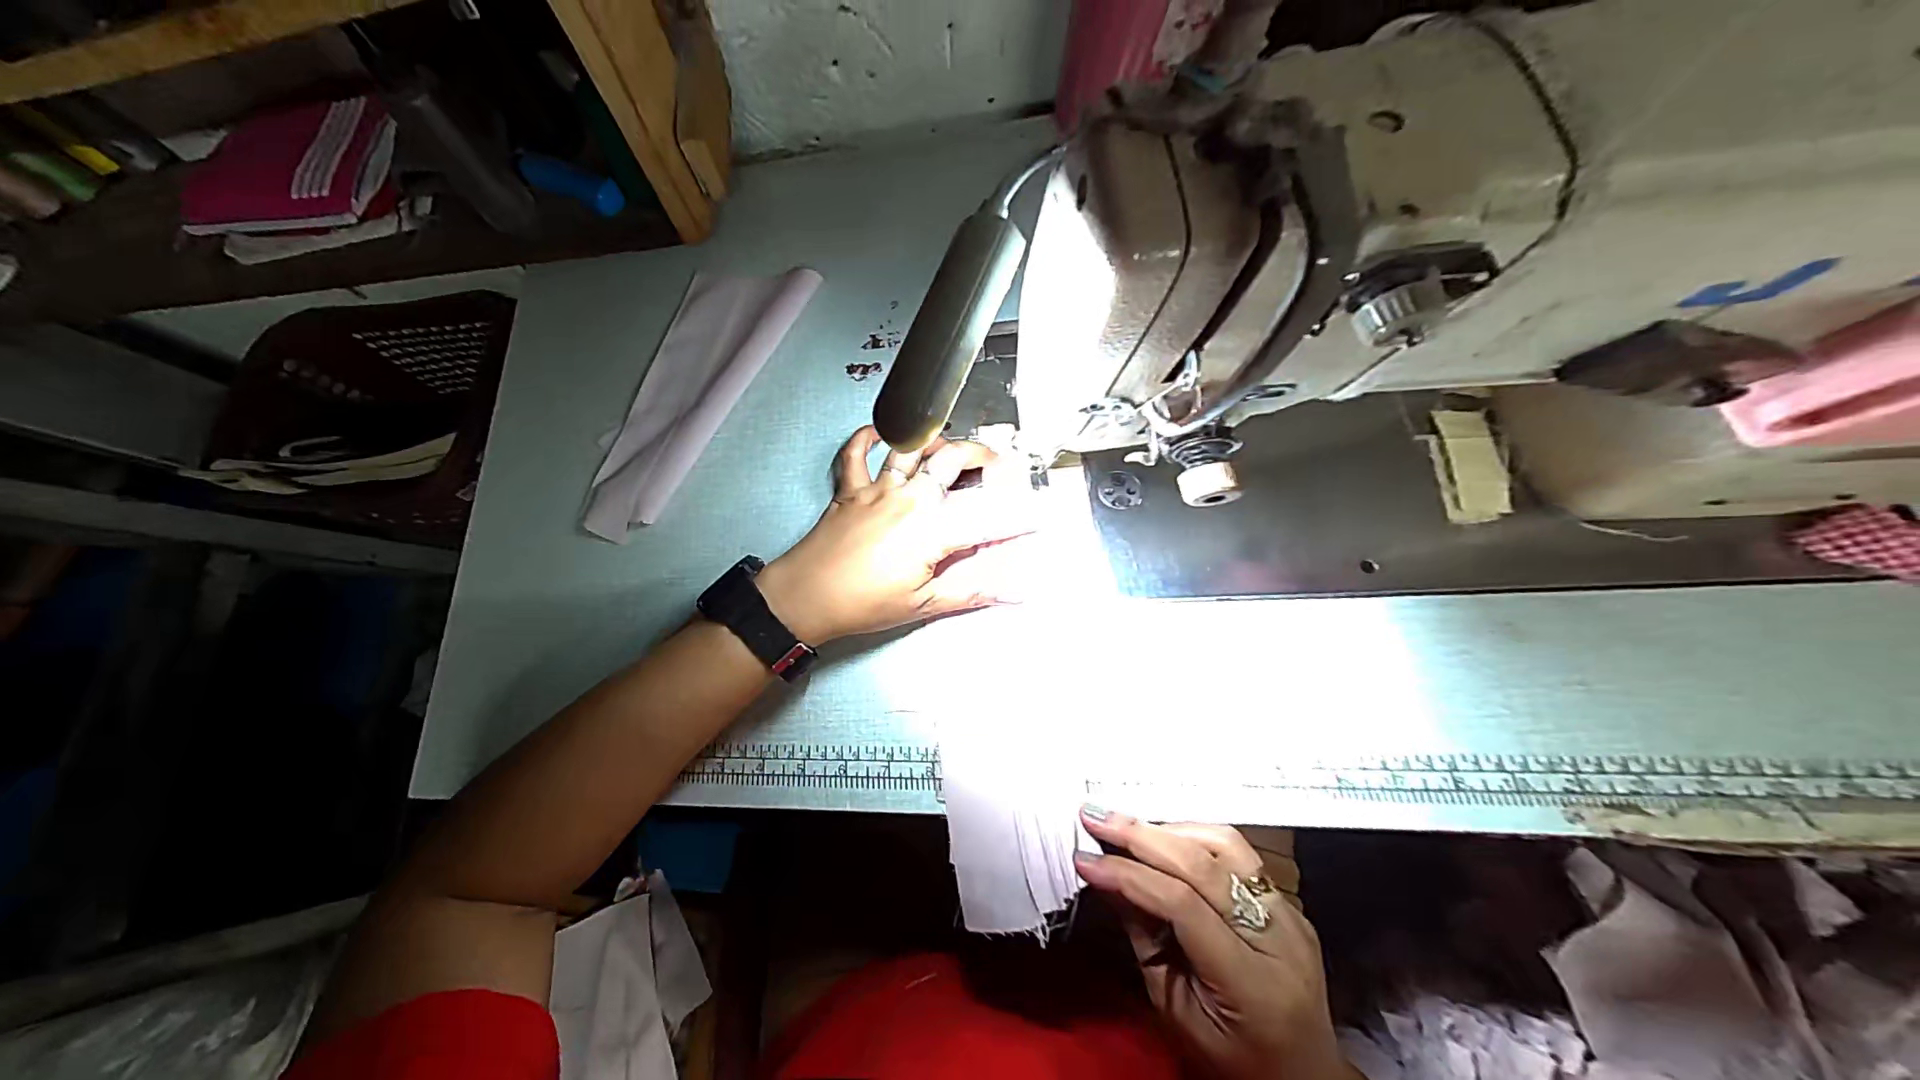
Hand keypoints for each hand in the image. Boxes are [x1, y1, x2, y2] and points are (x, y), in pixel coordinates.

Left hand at [756, 426, 1035, 643]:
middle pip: (952, 459)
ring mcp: (878, 489)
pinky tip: (877, 433)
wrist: (805, 597)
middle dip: (981, 454)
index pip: (987, 516)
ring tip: (948, 443)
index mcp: (933, 529)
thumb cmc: (862, 603)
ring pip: (911, 448)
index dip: (1018, 515)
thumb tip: (1012, 592)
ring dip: (932, 440)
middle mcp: (910, 499)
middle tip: (996, 462)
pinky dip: (866, 438)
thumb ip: (971, 591)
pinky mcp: (850, 489)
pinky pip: (856, 453)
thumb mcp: (924, 604)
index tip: (1039, 514)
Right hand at [1074, 809, 1353, 1079]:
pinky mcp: (1288, 902)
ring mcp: (1290, 914)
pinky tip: (1162, 839)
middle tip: (1095, 818)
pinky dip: (1192, 839)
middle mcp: (1280, 937)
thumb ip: (1143, 940)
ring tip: (1125, 826)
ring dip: (1169, 829)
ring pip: (1225, 843)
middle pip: (1203, 864)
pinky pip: (1237, 854)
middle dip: (1140, 835)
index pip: (1182, 904)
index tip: (1084, 859)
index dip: (1128, 875)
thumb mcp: (1175, 1012)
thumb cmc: (1233, 1061)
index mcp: (1251, 983)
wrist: (1304, 1076)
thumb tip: (1105, 879)